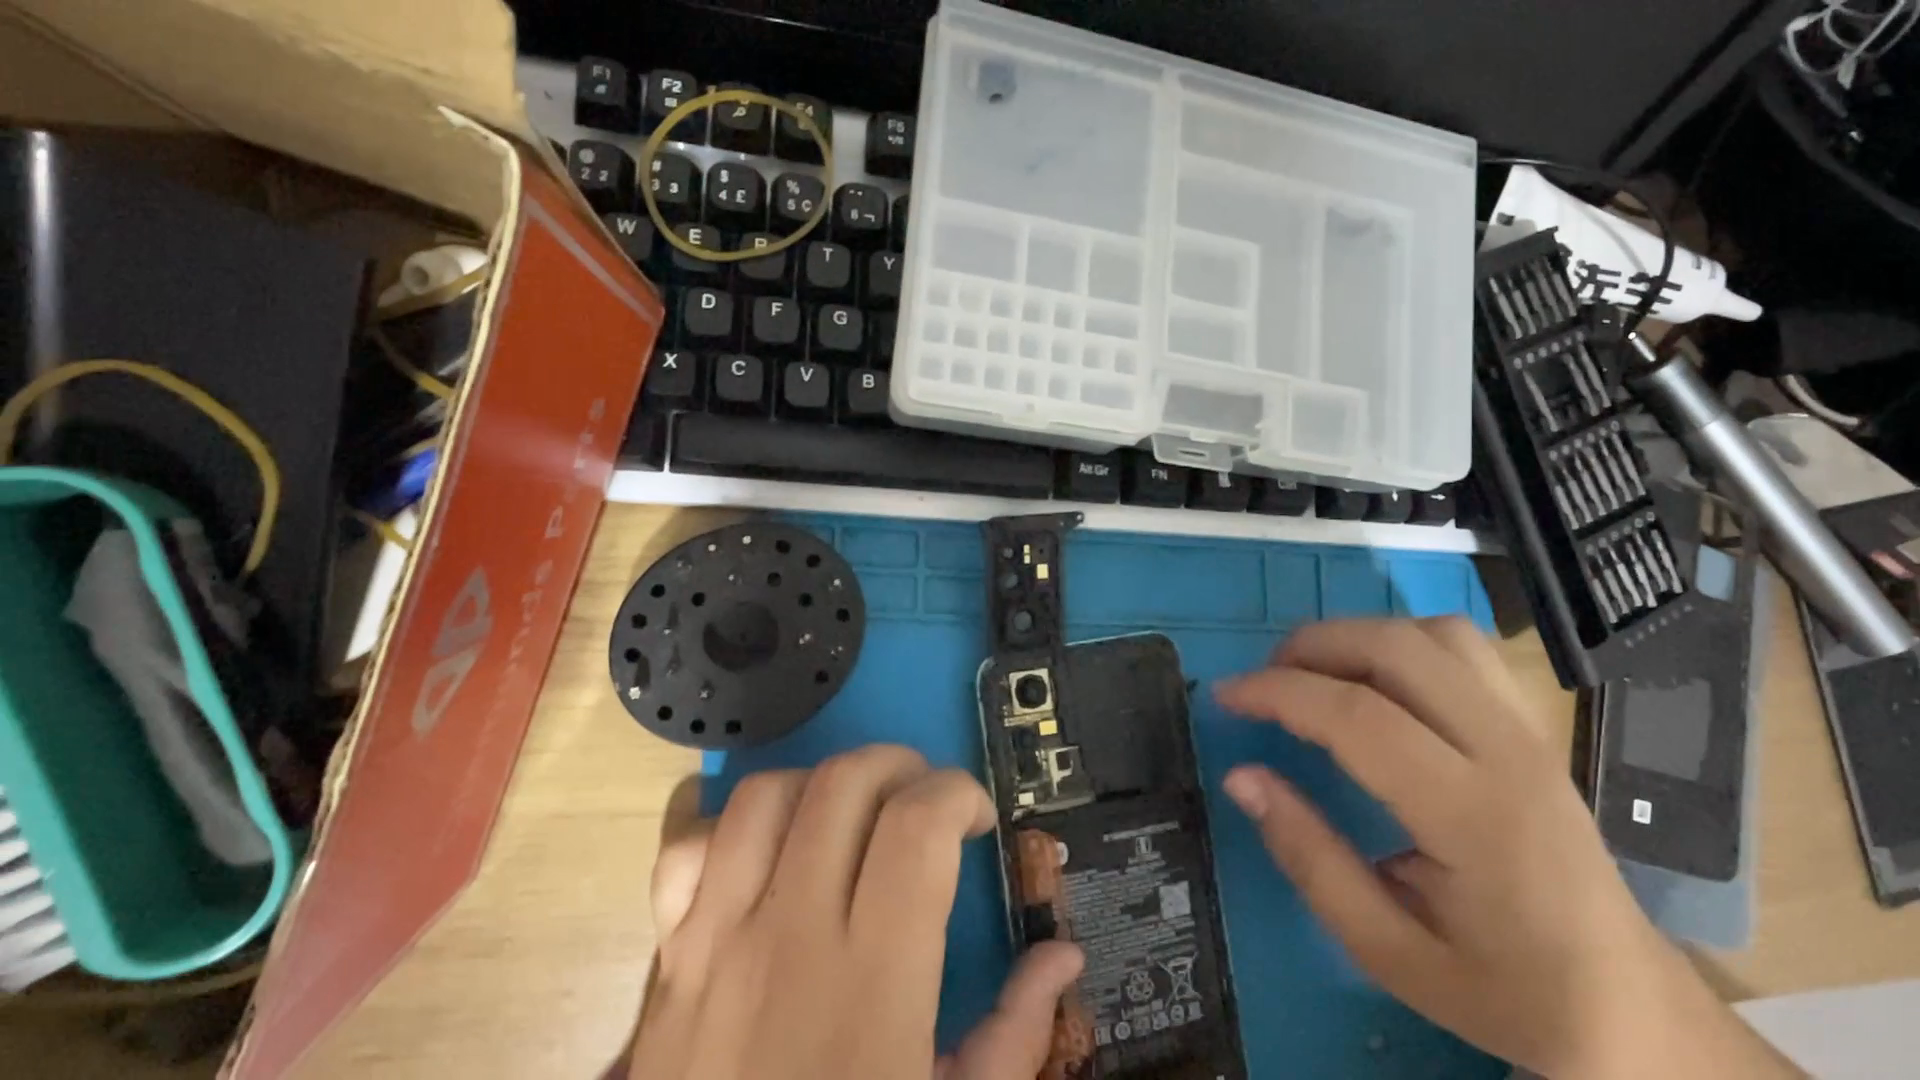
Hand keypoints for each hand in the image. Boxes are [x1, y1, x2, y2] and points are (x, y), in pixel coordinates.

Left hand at [636, 745, 1083, 1079]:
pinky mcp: (669, 956)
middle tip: (924, 803)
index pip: (916, 825)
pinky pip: (688, 849)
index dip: (957, 794)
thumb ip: (1015, 1032)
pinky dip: (732, 829)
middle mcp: (793, 934)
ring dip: (821, 783)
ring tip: (853, 815)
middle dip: (899, 768)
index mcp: (876, 976)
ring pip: (766, 796)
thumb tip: (1062, 953)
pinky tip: (769, 856)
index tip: (975, 819)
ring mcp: (719, 938)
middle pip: (843, 785)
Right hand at [1215, 617, 1799, 1079]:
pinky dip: (1405, 642)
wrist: (1625, 1008)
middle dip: (1311, 646)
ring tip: (1313, 674)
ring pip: (1438, 634)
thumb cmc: (1501, 989)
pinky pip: (1468, 651)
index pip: (1359, 717)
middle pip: (1398, 649)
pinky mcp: (1536, 729)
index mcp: (1472, 815)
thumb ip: (1309, 858)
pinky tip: (1375, 681)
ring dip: (1360, 636)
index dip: (1278, 693)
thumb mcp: (1385, 949)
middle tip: (1261, 680)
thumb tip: (1242, 778)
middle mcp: (1507, 753)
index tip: (1225, 697)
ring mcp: (1530, 732)